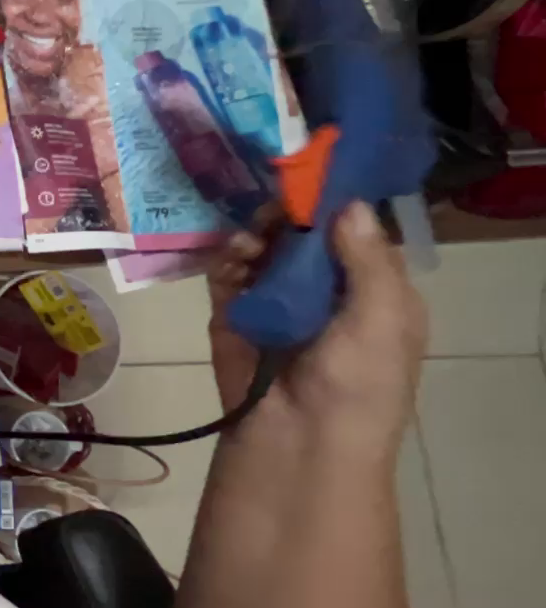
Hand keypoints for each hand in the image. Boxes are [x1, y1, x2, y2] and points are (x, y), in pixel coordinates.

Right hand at [207, 203, 428, 456]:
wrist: (297, 433)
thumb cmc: (358, 380)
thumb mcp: (382, 320)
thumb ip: (367, 262)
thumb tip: (349, 204)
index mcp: (371, 290)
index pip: (353, 234)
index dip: (335, 205)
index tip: (313, 174)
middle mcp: (322, 290)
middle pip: (300, 237)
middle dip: (285, 218)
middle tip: (270, 206)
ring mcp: (273, 301)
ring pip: (260, 252)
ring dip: (253, 238)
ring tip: (248, 244)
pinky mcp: (231, 313)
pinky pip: (225, 276)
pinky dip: (225, 262)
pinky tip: (230, 259)